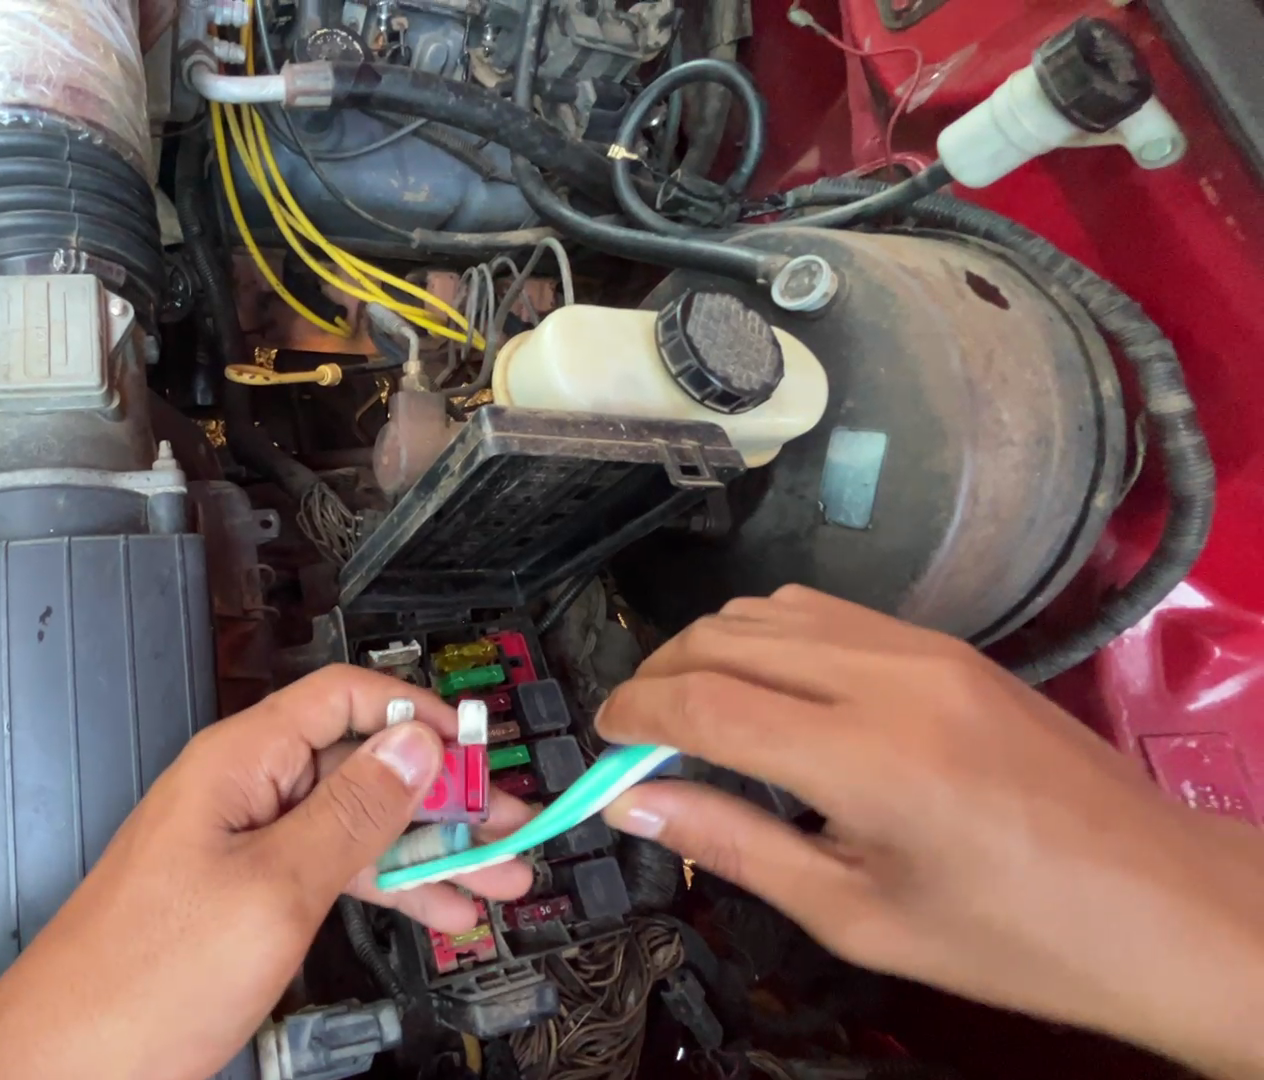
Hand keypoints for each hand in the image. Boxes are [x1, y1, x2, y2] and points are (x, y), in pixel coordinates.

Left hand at [0, 665, 533, 1079]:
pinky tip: (438, 911)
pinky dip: (386, 886)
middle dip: (439, 796)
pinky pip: (332, 866)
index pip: (343, 697)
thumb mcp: (274, 889)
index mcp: (244, 758)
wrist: (65, 1064)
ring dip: (426, 849)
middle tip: (510, 828)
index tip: (475, 746)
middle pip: (360, 763)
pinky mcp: (252, 886)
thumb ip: (352, 813)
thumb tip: (414, 744)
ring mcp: (252, 838)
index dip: (414, 713)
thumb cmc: (150, 975)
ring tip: (498, 880)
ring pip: (355, 821)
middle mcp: (250, 784)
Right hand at [597, 586, 1263, 1078]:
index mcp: (872, 761)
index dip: (633, 713)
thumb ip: (729, 844)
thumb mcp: (855, 916)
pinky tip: (758, 683)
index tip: (604, 738)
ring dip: (697, 654)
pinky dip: (751, 636)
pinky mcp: (932, 637)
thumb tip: (626, 805)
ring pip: (751, 614)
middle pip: (716, 644)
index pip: (705, 706)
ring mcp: (914, 645)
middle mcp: (886, 679)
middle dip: (653, 680)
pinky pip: (803, 608)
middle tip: (638, 734)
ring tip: (689, 709)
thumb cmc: (1014, 939)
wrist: (1187, 909)